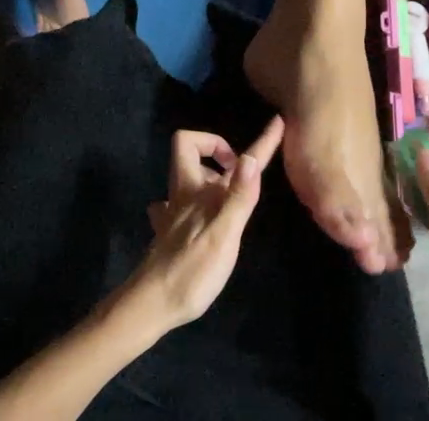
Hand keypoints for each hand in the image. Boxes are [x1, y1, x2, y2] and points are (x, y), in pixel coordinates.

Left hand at [121, 117, 285, 331]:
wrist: (153, 303)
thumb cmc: (191, 270)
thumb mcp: (223, 235)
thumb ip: (237, 198)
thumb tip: (248, 157)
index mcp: (193, 188)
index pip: (224, 154)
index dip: (254, 141)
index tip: (276, 125)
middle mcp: (180, 194)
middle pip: (189, 153)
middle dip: (216, 152)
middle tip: (239, 172)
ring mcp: (172, 213)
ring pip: (187, 181)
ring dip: (207, 179)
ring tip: (229, 196)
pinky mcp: (169, 232)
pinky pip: (180, 207)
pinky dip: (194, 205)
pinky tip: (201, 220)